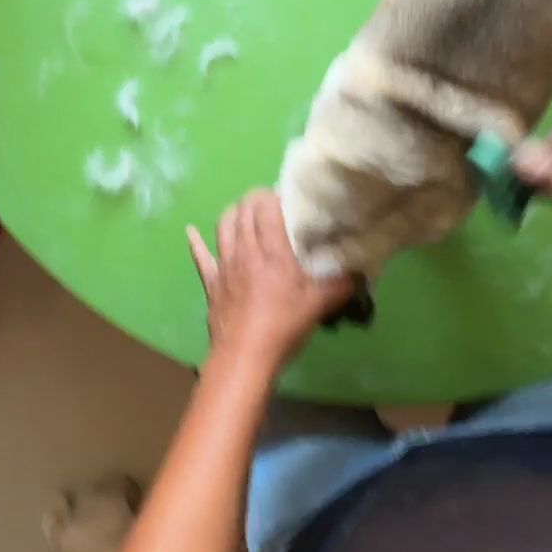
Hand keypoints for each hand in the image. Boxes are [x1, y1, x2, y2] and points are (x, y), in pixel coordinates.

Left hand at [186, 190, 354, 374]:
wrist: (244, 356)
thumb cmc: (283, 326)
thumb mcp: (319, 304)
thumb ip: (340, 285)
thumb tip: (359, 274)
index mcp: (273, 251)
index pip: (266, 207)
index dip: (274, 195)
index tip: (286, 197)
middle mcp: (245, 251)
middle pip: (243, 211)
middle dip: (254, 199)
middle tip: (269, 203)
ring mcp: (224, 265)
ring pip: (223, 226)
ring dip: (233, 213)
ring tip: (243, 211)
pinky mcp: (211, 282)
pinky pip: (200, 256)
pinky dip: (196, 241)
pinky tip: (191, 231)